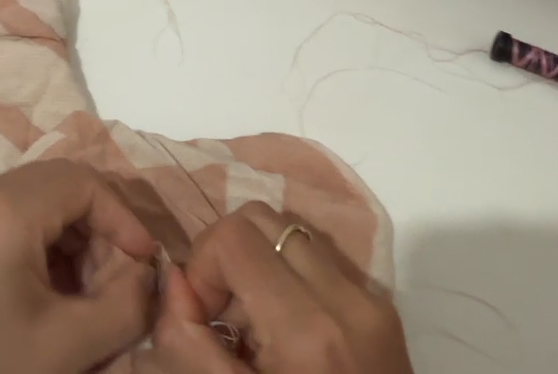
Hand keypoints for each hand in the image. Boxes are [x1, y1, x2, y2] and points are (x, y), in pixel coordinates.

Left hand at [0, 160, 158, 373]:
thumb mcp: (65, 345)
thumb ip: (125, 304)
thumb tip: (149, 274)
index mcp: (5, 206)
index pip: (85, 181)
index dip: (125, 218)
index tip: (147, 266)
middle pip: (61, 185)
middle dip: (100, 230)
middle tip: (117, 285)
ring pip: (37, 201)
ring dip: (72, 240)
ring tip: (86, 298)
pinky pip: (10, 218)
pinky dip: (42, 245)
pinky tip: (49, 296)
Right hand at [150, 203, 412, 373]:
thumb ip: (187, 340)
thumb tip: (174, 278)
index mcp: (306, 329)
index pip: (232, 236)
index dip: (202, 267)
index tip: (205, 317)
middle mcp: (345, 299)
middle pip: (259, 216)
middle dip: (226, 253)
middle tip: (225, 311)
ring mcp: (370, 299)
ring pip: (289, 229)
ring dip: (257, 259)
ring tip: (256, 319)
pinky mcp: (383, 306)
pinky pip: (319, 257)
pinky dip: (288, 274)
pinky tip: (289, 328)